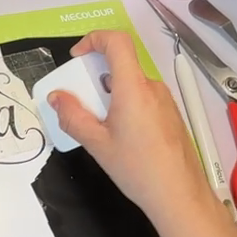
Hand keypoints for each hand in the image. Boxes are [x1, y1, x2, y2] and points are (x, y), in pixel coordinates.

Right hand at [48, 29, 221, 224]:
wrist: (179, 197)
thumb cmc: (140, 170)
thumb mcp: (97, 144)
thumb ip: (72, 116)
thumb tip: (57, 99)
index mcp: (134, 89)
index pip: (117, 42)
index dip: (93, 40)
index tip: (77, 57)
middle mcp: (152, 88)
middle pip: (120, 66)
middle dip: (94, 77)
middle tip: (79, 102)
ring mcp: (164, 101)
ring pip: (130, 84)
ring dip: (109, 95)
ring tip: (97, 125)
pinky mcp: (170, 115)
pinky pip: (142, 98)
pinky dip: (124, 105)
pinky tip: (118, 135)